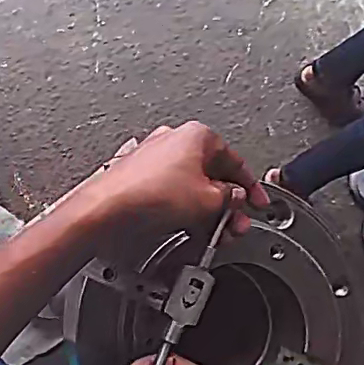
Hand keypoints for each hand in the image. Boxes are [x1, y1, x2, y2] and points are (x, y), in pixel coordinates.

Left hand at [70, 123, 268, 241]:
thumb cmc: (148, 195)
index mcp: (195, 135)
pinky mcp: (136, 175)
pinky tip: (182, 224)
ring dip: (204, 207)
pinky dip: (179, 206)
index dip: (251, 187)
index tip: (258, 203)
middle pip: (211, 173)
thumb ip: (231, 197)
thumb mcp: (209, 200)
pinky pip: (168, 190)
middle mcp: (172, 140)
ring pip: (189, 183)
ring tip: (210, 229)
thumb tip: (235, 197)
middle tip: (233, 223)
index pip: (235, 161)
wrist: (105, 209)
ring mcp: (152, 157)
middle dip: (226, 202)